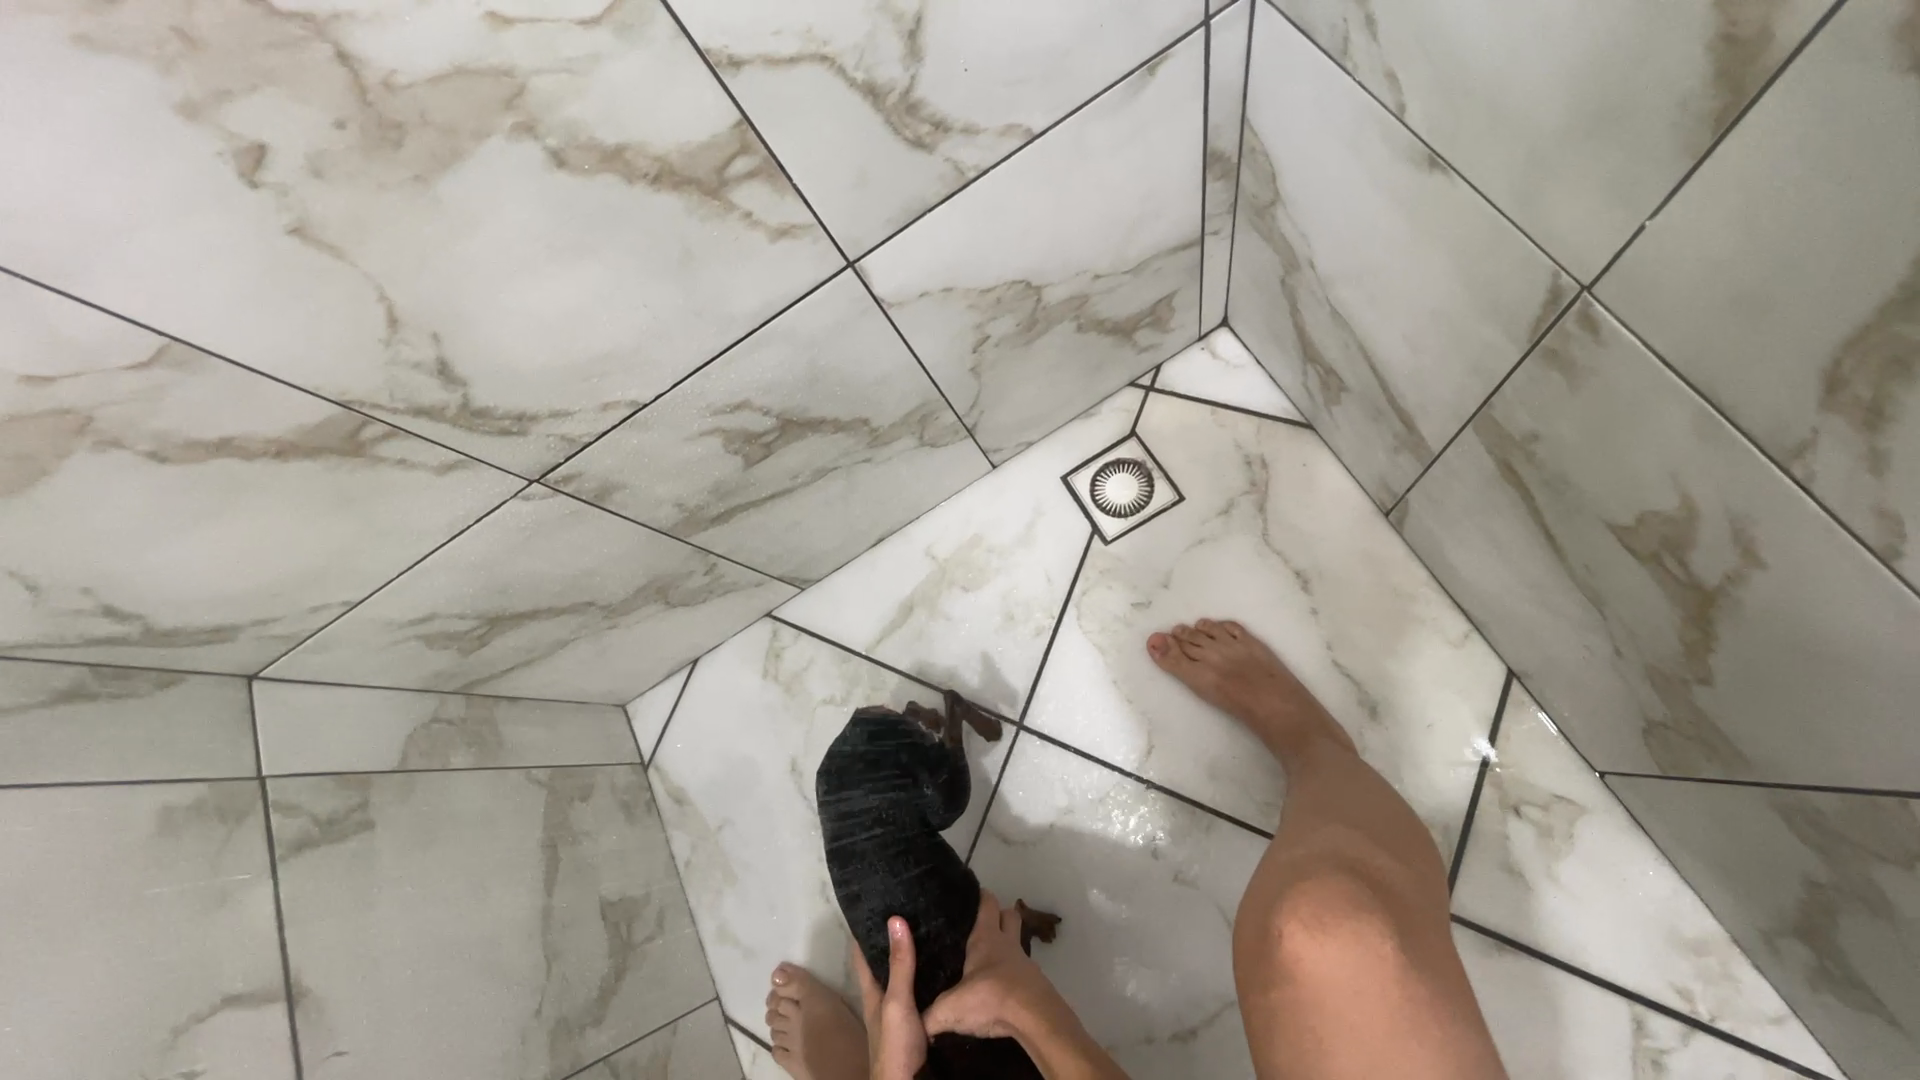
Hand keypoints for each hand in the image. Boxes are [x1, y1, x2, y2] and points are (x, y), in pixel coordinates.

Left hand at [852, 916, 927, 1079]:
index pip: (863, 953)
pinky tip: (944, 969)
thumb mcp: (897, 1001)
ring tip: (933, 932)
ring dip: (913, 958)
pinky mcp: (916, 1022)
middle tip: (913, 912)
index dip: (865, 929)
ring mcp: (899, 1011)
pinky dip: (929, 977)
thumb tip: (895, 919)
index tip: (877, 904)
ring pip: (904, 976)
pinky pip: (921, 991)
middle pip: (885, 963)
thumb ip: (899, 965)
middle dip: (895, 940)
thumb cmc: (894, 1044)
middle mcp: (884, 998)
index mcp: (872, 991)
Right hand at [924, 890, 1054, 1040]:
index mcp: (986, 937)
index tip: (970, 896)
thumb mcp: (951, 1009)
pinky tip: (1000, 992)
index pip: (987, 902)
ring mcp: (1025, 963)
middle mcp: (1008, 943)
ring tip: (988, 964)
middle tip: (981, 926)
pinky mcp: (1035, 984)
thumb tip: (915, 1025)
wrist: (1034, 1018)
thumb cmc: (991, 998)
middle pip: (1009, 915)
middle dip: (999, 916)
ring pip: (1017, 944)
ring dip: (1007, 949)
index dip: (980, 896)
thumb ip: (930, 1015)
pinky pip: (1023, 972)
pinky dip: (1013, 977)